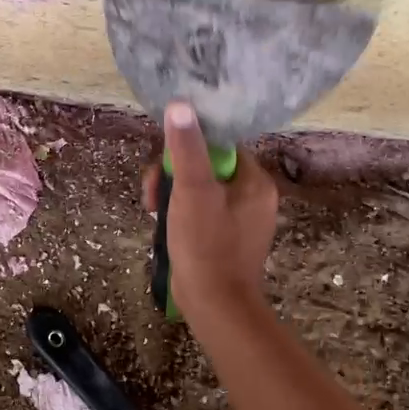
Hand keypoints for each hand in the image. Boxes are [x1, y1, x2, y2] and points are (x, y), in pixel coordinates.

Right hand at [142, 101, 279, 320]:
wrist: (215, 305)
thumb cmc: (206, 244)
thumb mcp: (191, 189)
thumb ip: (185, 147)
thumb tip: (180, 104)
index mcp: (256, 182)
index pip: (218, 144)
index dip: (187, 147)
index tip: (165, 164)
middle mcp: (254, 197)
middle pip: (204, 164)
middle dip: (172, 173)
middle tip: (153, 192)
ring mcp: (240, 219)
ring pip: (197, 186)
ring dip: (170, 192)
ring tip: (154, 209)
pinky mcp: (224, 237)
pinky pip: (198, 208)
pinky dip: (177, 210)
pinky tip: (163, 222)